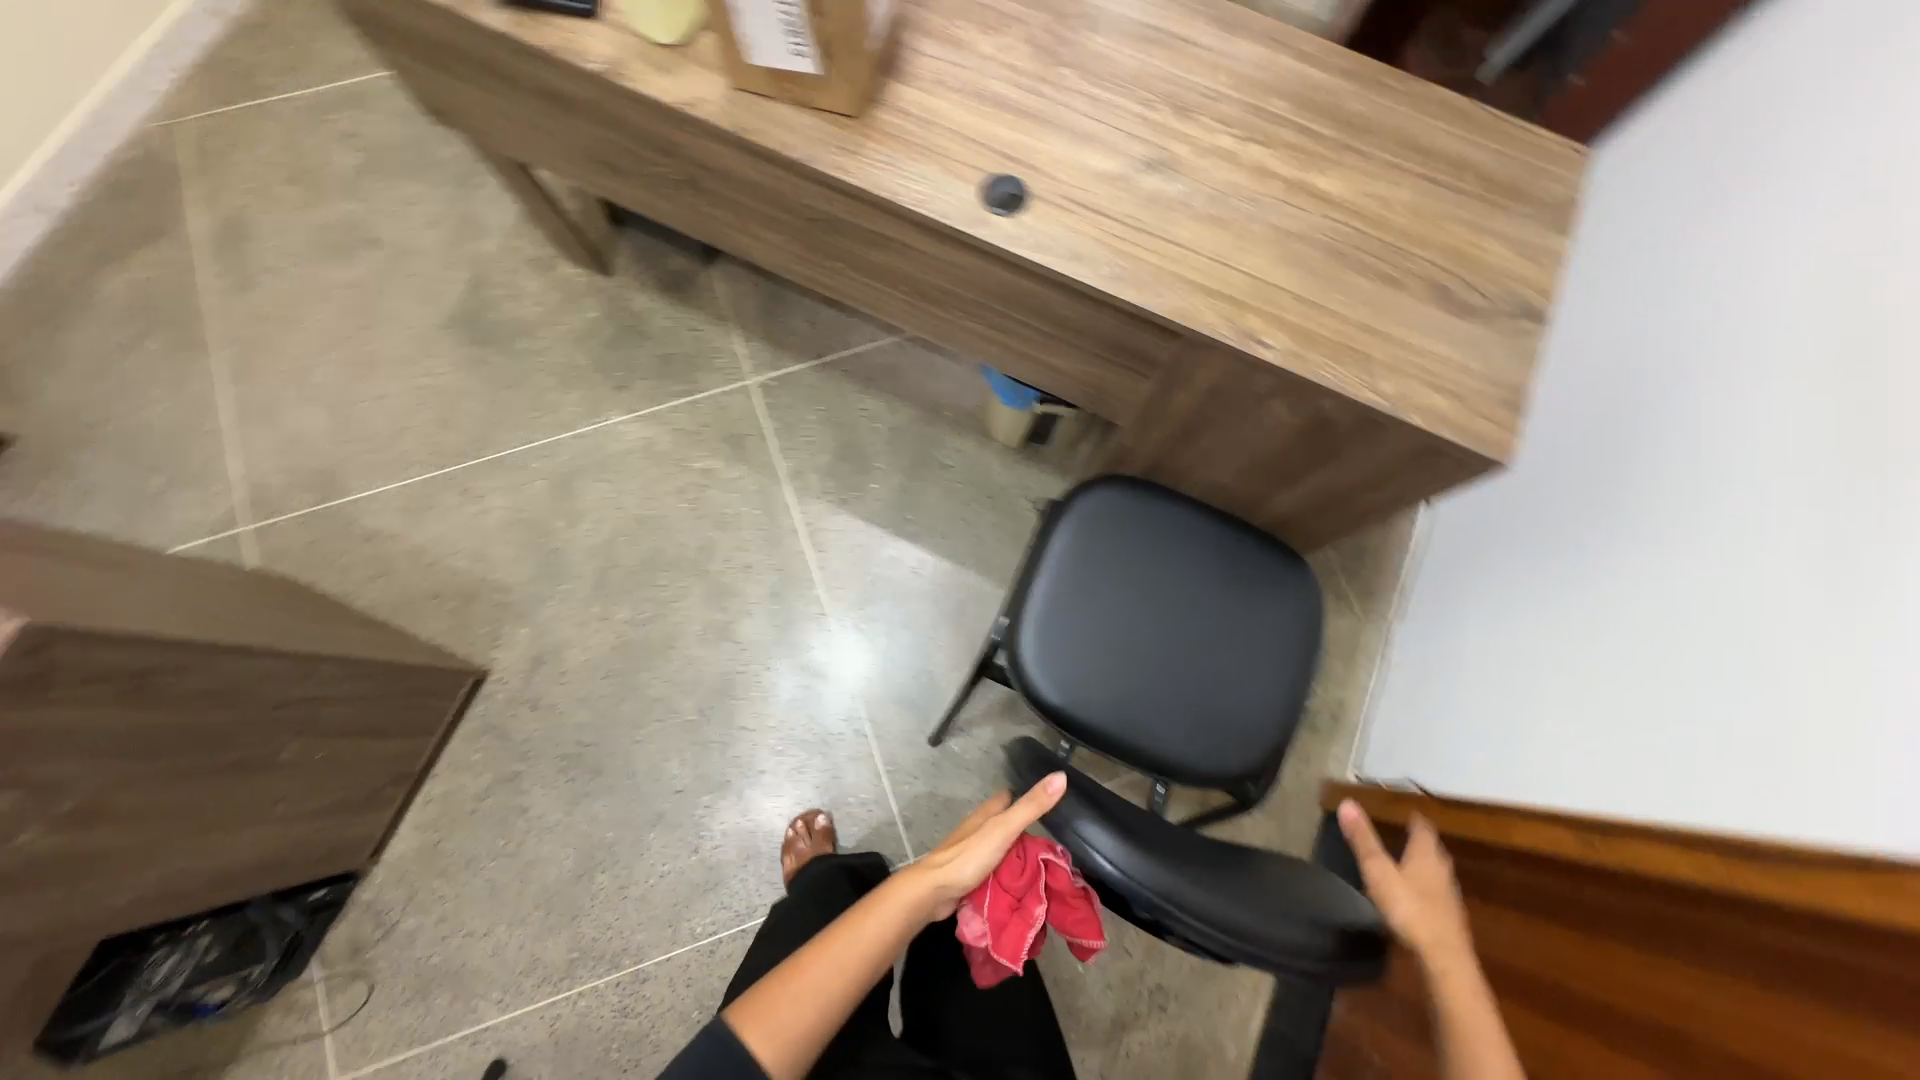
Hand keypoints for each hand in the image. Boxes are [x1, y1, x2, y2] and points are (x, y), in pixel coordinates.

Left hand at [901, 773, 1067, 921]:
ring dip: (1016, 854)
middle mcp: (978, 828)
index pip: (1009, 797)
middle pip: (1005, 823)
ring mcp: (972, 852)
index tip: (1050, 805)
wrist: (934, 891)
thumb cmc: (969, 856)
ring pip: (999, 847)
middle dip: (1025, 831)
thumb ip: (1031, 807)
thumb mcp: (1005, 829)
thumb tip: (1060, 776)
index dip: (1027, 797)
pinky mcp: (969, 873)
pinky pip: (993, 868)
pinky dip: (1006, 872)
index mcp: (986, 814)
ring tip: (1043, 866)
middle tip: (1053, 845)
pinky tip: (1020, 883)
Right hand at [1338, 799, 1474, 969]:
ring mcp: (1448, 896)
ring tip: (1411, 863)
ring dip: (1425, 865)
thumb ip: (1363, 840)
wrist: (1443, 957)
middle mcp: (1442, 871)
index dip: (1416, 820)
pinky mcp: (1449, 918)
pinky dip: (1427, 888)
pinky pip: (1437, 894)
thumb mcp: (1378, 871)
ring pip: (1437, 873)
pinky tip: (1417, 897)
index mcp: (1425, 855)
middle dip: (1422, 841)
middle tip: (1410, 834)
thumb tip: (1347, 802)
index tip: (1411, 813)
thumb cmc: (1409, 908)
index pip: (1423, 830)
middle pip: (1433, 850)